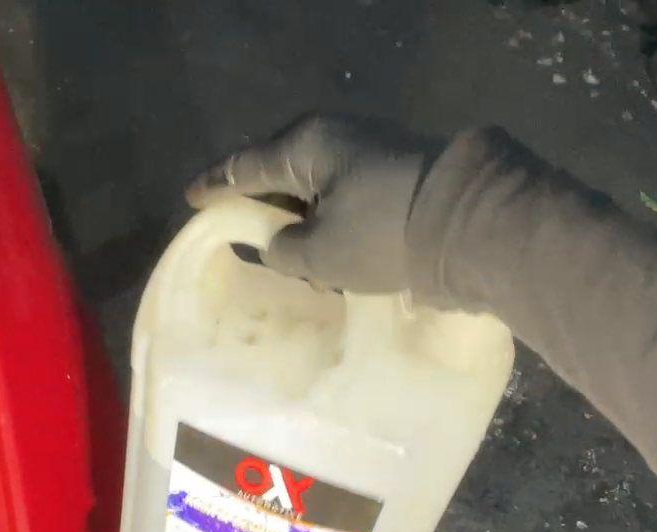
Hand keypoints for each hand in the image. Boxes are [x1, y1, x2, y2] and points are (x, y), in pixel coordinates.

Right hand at [185, 115, 440, 296]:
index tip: (192, 199)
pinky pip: (341, 202)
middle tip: (245, 239)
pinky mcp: (390, 179)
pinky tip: (330, 260)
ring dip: (300, 227)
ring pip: (312, 194)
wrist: (464, 227)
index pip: (244, 166)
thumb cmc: (381, 236)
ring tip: (297, 266)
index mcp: (305, 147)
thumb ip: (283, 249)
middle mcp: (333, 142)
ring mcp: (365, 157)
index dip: (215, 185)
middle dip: (263, 211)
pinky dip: (328, 228)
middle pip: (279, 177)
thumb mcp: (319, 252)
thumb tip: (279, 243)